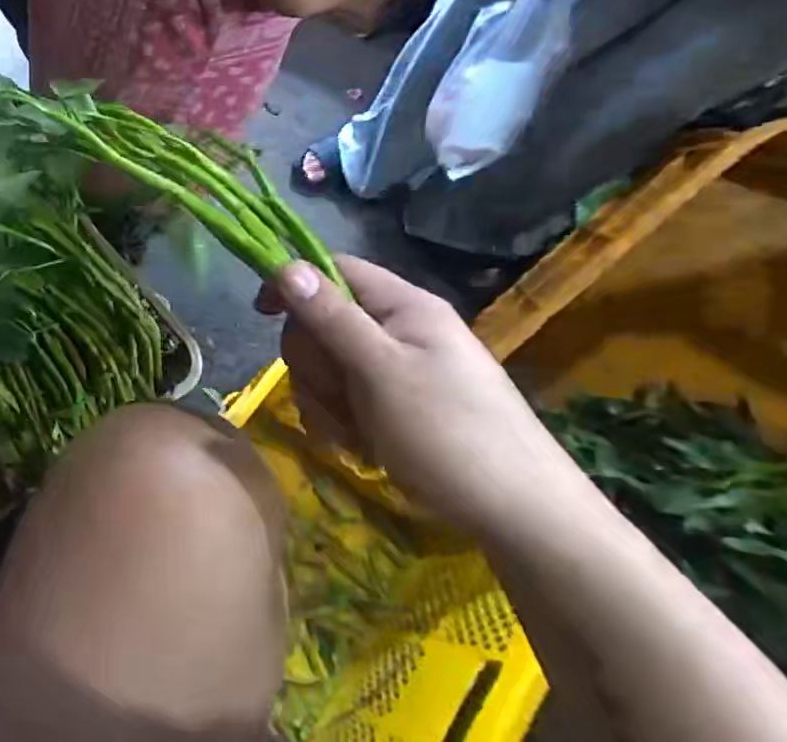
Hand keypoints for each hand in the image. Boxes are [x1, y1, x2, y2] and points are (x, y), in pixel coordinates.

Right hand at [258, 255, 580, 536]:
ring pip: (326, 363)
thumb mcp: (379, 371)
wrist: (524, 519)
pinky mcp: (396, 403)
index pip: (333, 270)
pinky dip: (338, 418)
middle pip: (321, 321)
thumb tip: (286, 266)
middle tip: (331, 395)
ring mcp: (398, 368)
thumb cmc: (451, 435)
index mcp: (404, 307)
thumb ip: (331, 317)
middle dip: (313, 362)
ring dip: (323, 398)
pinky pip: (342, 395)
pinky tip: (355, 444)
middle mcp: (399, 329)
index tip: (262, 315)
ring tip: (348, 432)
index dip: (293, 285)